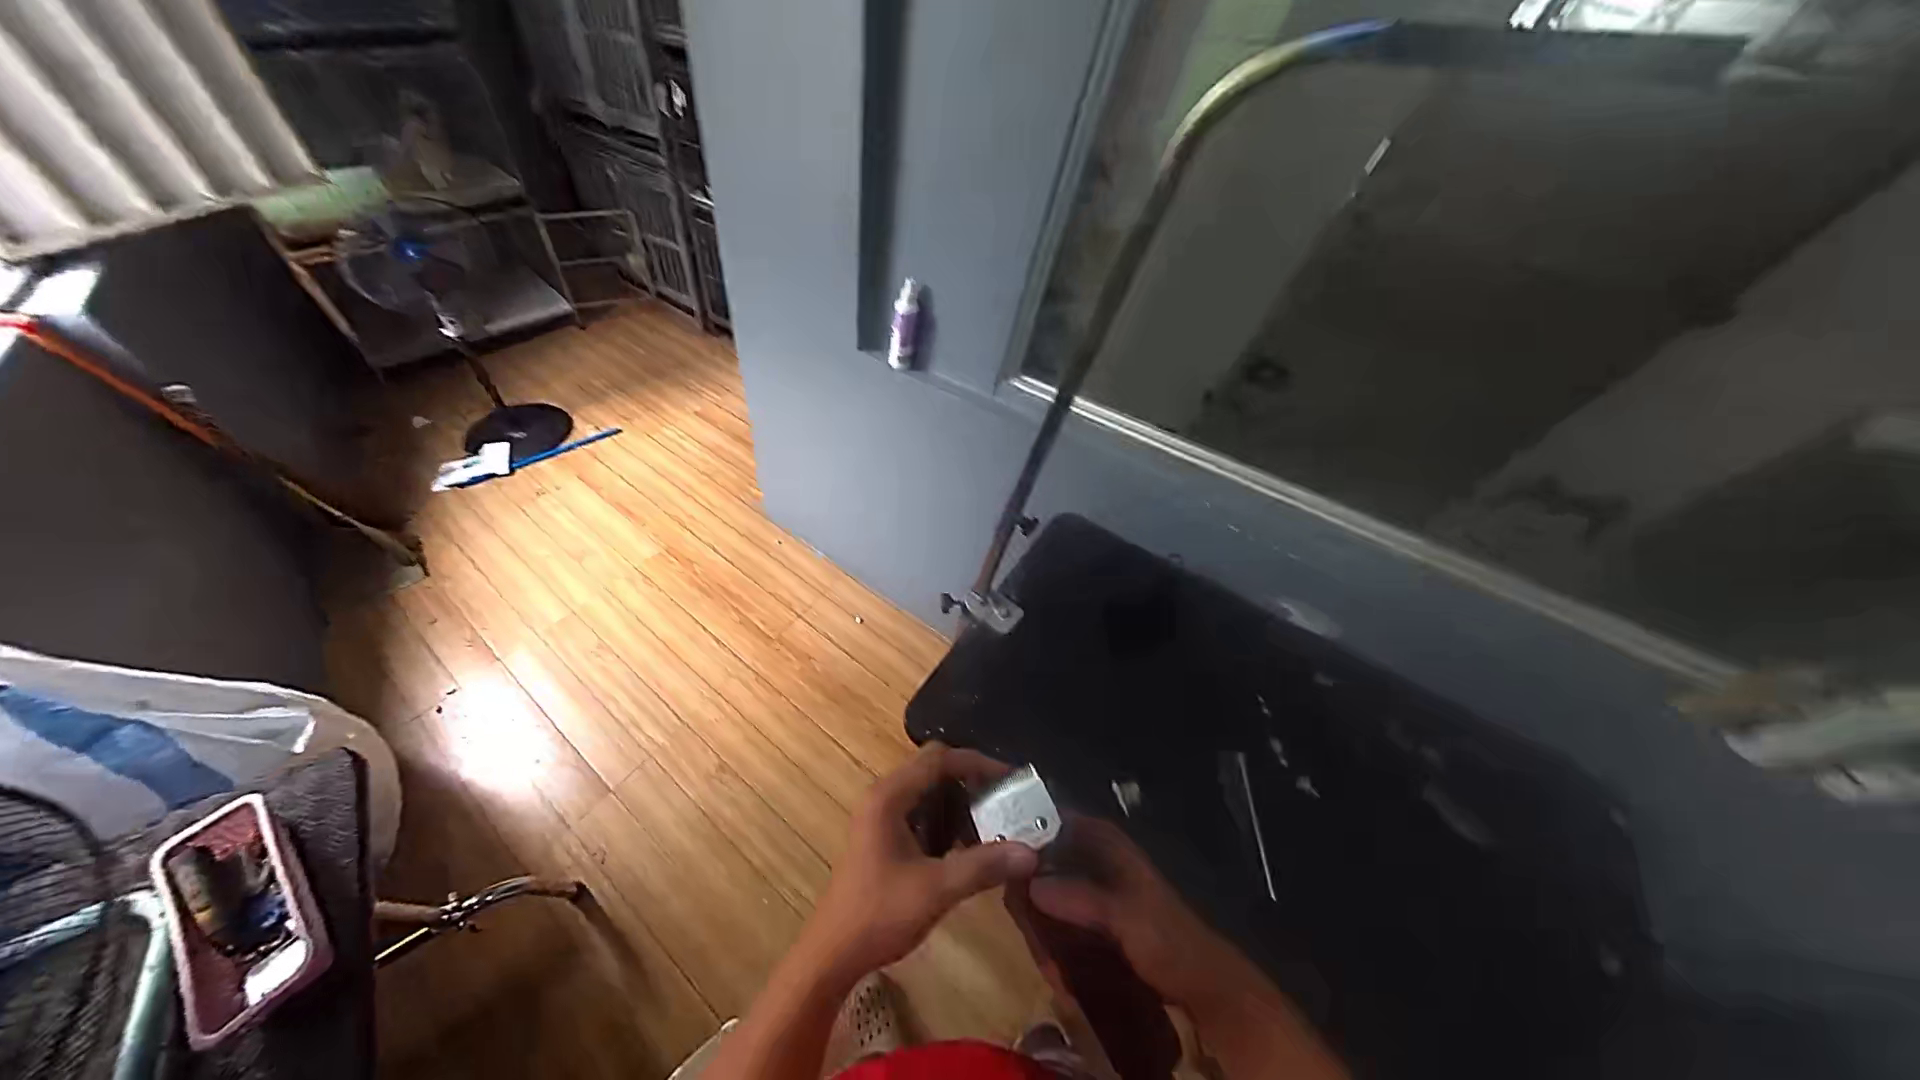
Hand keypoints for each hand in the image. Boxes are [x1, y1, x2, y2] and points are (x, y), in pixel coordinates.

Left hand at [801, 743, 1039, 978]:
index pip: (939, 758)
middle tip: (1010, 801)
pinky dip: (948, 819)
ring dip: (962, 801)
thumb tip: (1031, 852)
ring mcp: (882, 816)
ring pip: (929, 792)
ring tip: (998, 821)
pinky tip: (971, 844)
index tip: (1012, 778)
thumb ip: (983, 866)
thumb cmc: (879, 914)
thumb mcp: (936, 889)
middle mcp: (884, 796)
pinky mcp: (885, 836)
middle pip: (934, 770)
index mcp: (889, 796)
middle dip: (973, 781)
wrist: (833, 954)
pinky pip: (923, 812)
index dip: (977, 762)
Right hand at [1018, 817, 1347, 1079]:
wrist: (1208, 985)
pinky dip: (1058, 941)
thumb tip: (1031, 883)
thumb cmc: (1170, 939)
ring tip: (1049, 957)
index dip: (1036, 827)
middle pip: (1053, 859)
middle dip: (1035, 890)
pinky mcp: (1101, 923)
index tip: (1007, 847)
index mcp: (1111, 847)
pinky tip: (1059, 967)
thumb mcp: (1126, 916)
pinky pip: (1066, 922)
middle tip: (1024, 918)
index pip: (1065, 819)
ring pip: (1056, 893)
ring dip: (1045, 923)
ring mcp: (1100, 894)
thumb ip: (1082, 898)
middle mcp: (1102, 863)